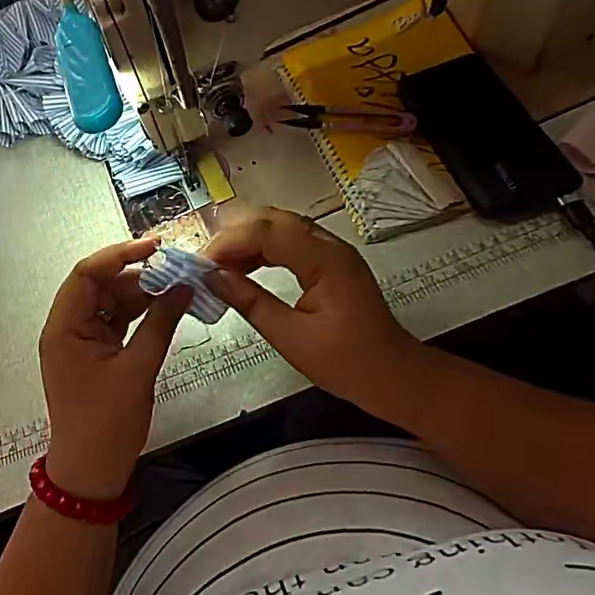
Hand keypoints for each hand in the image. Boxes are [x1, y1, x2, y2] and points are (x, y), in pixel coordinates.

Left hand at [38, 239, 190, 501]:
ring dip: (142, 294)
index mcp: (64, 328)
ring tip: (178, 290)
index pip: (87, 273)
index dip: (120, 254)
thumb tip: (183, 288)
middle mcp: (68, 327)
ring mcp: (81, 339)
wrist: (91, 472)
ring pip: (111, 301)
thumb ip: (160, 323)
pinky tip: (166, 308)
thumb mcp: (138, 370)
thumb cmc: (107, 424)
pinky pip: (117, 320)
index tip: (156, 247)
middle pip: (100, 284)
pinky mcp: (95, 352)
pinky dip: (140, 313)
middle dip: (138, 275)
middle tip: (177, 273)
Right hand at [202, 208, 425, 404]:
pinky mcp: (330, 261)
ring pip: (281, 227)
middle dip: (235, 235)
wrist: (393, 374)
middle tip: (205, 261)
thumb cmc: (347, 363)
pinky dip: (263, 250)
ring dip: (247, 240)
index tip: (201, 263)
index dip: (230, 242)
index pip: (268, 232)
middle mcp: (330, 245)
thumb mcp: (292, 338)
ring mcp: (332, 250)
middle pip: (274, 220)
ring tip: (218, 266)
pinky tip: (244, 268)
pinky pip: (291, 242)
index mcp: (325, 260)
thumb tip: (214, 279)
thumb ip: (251, 302)